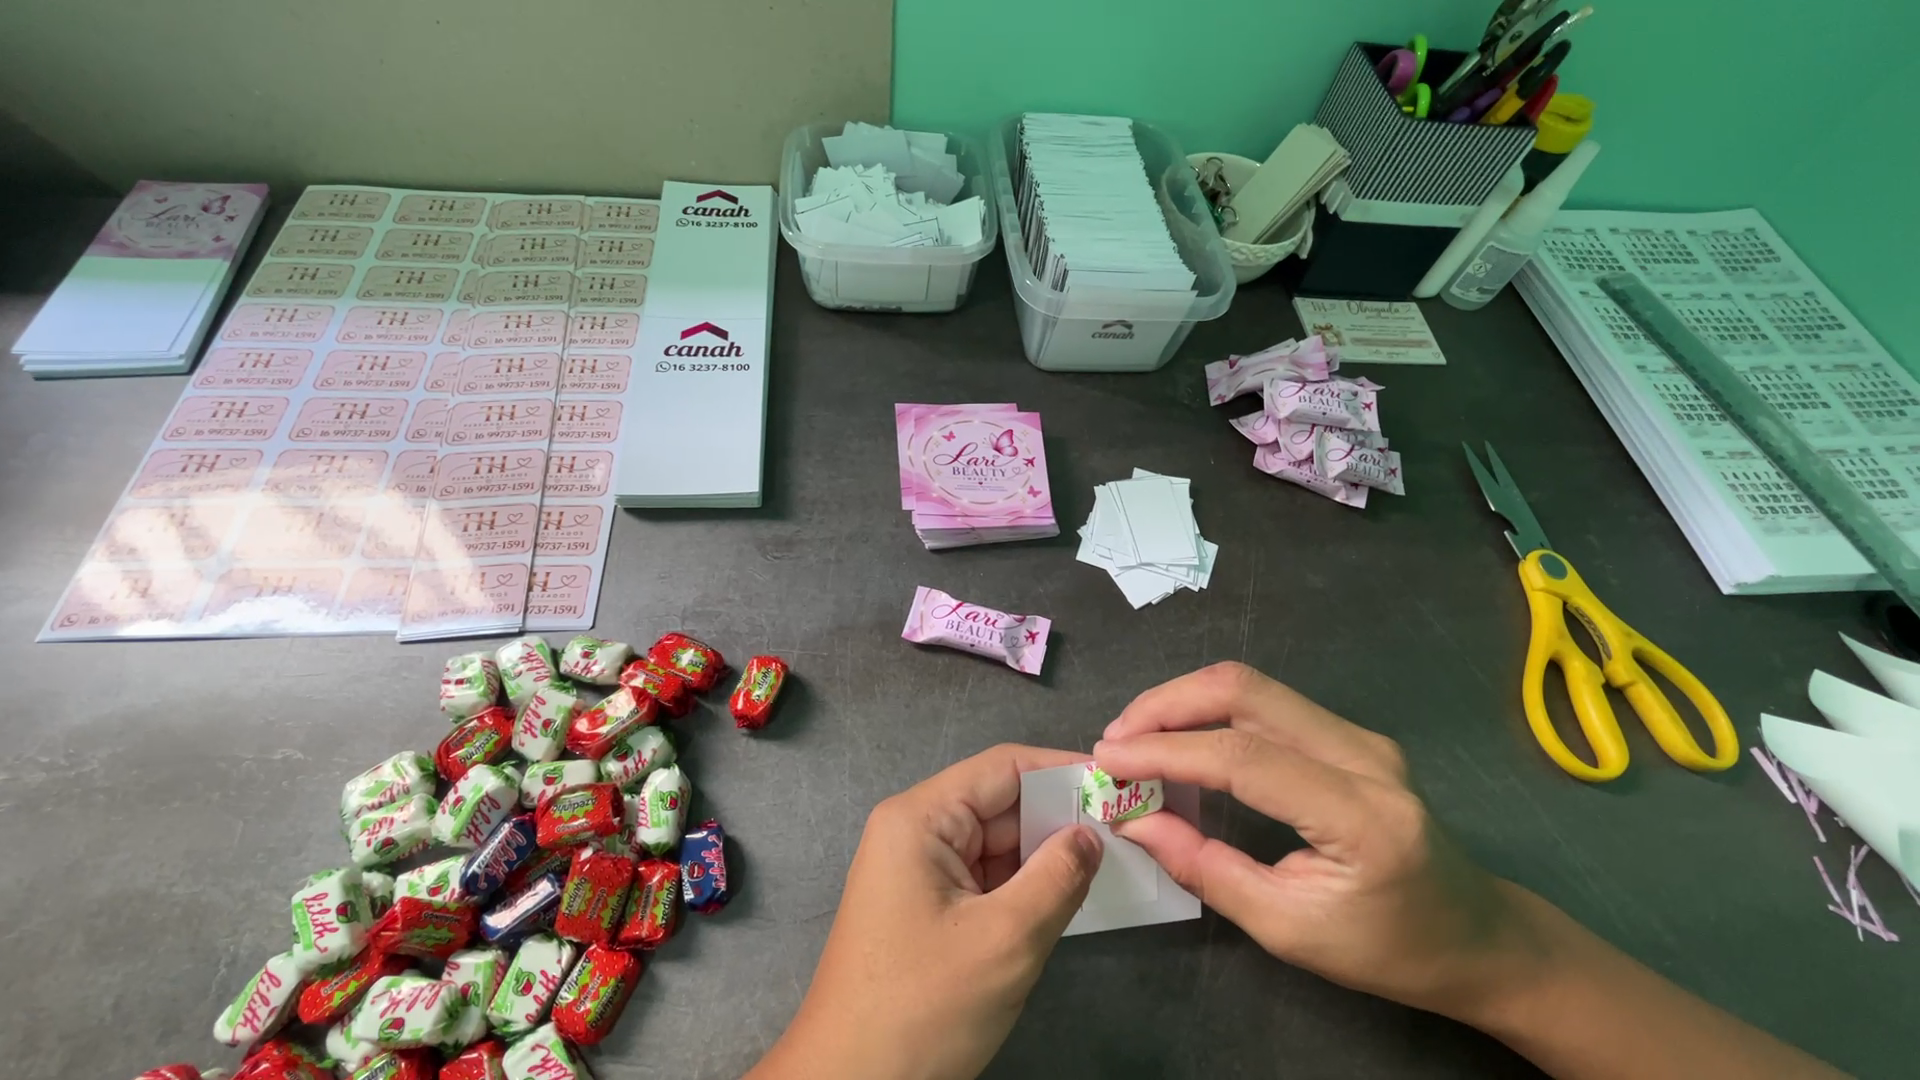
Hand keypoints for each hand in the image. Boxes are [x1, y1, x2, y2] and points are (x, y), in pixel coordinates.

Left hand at [747, 744, 1104, 1079]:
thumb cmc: (923, 1006)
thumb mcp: (1005, 940)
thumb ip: (1057, 878)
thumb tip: (1090, 835)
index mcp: (921, 818)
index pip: (1003, 767)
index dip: (1062, 770)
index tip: (1116, 782)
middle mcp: (916, 832)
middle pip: (1000, 804)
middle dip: (1059, 816)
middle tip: (1126, 827)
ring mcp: (919, 871)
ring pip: (996, 844)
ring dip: (1045, 854)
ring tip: (1111, 859)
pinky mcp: (927, 906)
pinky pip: (985, 878)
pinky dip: (1025, 884)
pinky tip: (1068, 893)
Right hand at [1094, 662, 1539, 1022]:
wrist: (1479, 937)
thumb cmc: (1388, 950)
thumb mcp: (1288, 930)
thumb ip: (1205, 869)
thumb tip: (1134, 820)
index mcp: (1359, 814)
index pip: (1242, 757)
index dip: (1165, 751)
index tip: (1107, 760)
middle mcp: (1363, 754)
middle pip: (1244, 690)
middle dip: (1166, 703)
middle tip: (1116, 738)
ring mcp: (1359, 735)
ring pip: (1251, 686)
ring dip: (1182, 702)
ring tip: (1135, 737)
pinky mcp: (1349, 733)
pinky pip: (1265, 703)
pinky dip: (1209, 712)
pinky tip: (1181, 740)